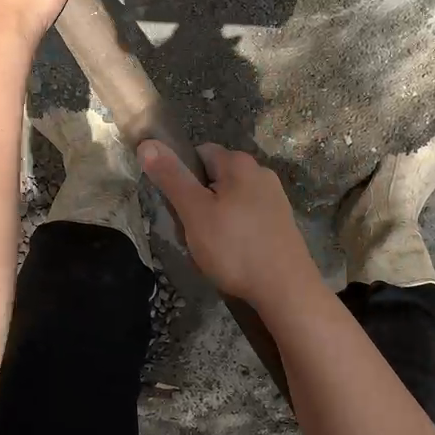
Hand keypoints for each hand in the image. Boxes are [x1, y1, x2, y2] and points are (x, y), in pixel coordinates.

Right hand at [138, 141, 325, 309]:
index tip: (176, 206)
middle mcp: (260, 173)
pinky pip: (245, 219)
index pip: (198, 153)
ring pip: (228, 202)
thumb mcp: (194, 212)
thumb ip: (171, 177)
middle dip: (196, 204)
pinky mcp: (281, 223)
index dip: (181, 176)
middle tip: (190, 234)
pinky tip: (231, 258)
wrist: (286, 290)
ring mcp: (274, 199)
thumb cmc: (235, 247)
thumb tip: (147, 144)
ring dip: (212, 222)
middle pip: (213, 179)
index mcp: (239, 163)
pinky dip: (233, 234)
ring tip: (209, 252)